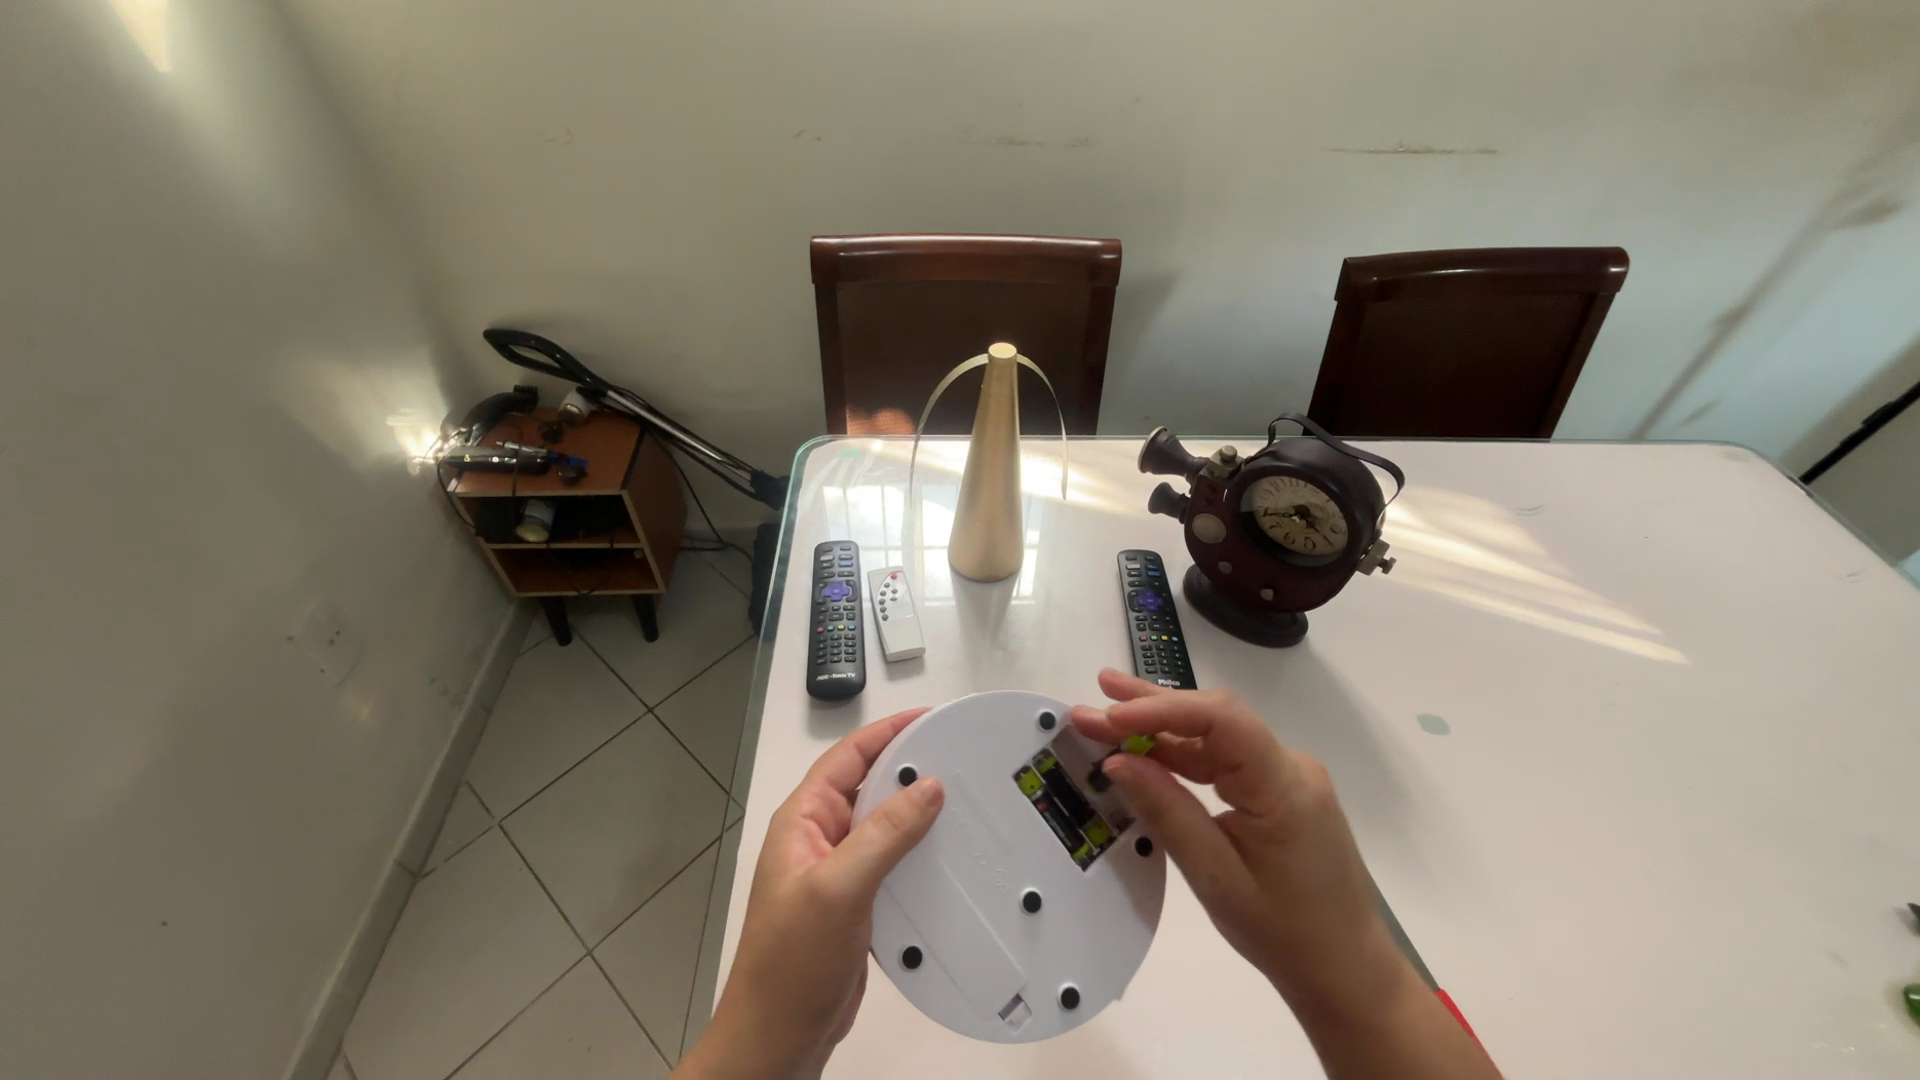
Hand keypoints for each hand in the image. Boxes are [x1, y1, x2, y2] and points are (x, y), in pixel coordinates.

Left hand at [676, 709, 943, 1079]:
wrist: (778, 1038)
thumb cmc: (793, 960)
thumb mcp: (839, 888)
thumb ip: (884, 835)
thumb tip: (930, 786)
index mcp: (804, 820)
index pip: (849, 757)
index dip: (888, 733)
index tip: (931, 719)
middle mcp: (821, 837)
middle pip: (869, 786)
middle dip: (910, 769)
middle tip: (960, 758)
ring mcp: (839, 870)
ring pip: (884, 824)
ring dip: (918, 811)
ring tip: (963, 801)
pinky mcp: (858, 901)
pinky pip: (893, 861)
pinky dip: (919, 852)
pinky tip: (950, 856)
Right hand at [1069, 669, 1400, 1012]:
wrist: (1347, 973)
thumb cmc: (1284, 933)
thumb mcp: (1215, 877)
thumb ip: (1166, 812)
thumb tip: (1117, 761)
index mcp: (1284, 785)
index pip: (1221, 719)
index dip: (1162, 709)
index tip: (1111, 715)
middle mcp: (1289, 766)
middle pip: (1215, 718)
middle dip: (1151, 706)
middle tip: (1096, 695)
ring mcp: (1284, 776)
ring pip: (1214, 737)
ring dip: (1159, 729)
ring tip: (1105, 716)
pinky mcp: (1276, 792)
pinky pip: (1222, 762)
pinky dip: (1180, 756)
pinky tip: (1143, 752)